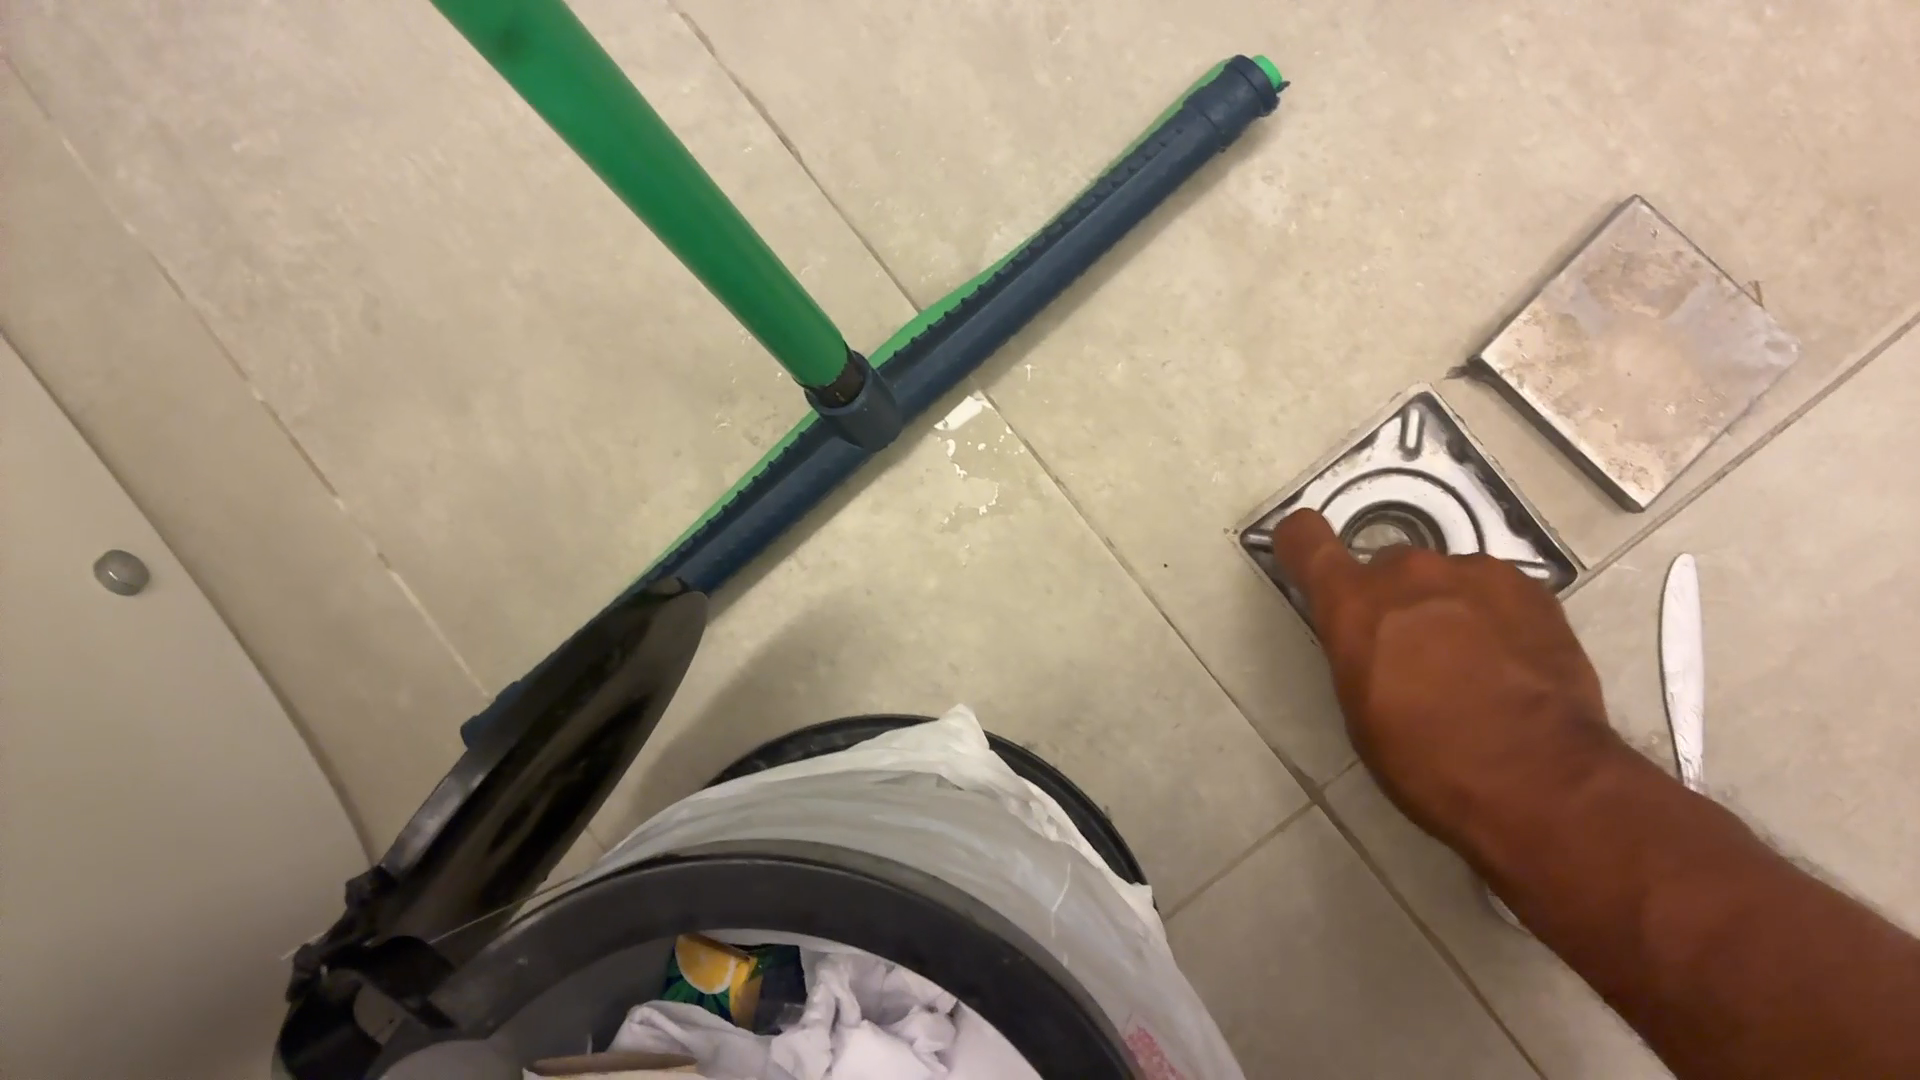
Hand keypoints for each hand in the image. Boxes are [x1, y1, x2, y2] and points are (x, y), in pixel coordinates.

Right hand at [1270, 509, 1621, 853]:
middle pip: (1387, 566)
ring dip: (1446, 608)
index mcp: (1353, 602)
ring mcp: (1476, 574)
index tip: (1311, 568)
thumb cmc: (1425, 758)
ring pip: (1445, 579)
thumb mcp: (1360, 708)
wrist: (1538, 778)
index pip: (1304, 538)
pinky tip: (1511, 664)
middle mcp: (1408, 572)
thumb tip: (1372, 641)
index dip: (1302, 547)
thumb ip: (1356, 650)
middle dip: (1392, 600)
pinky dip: (1495, 617)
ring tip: (1472, 664)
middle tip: (1412, 651)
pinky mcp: (1533, 590)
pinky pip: (1495, 592)